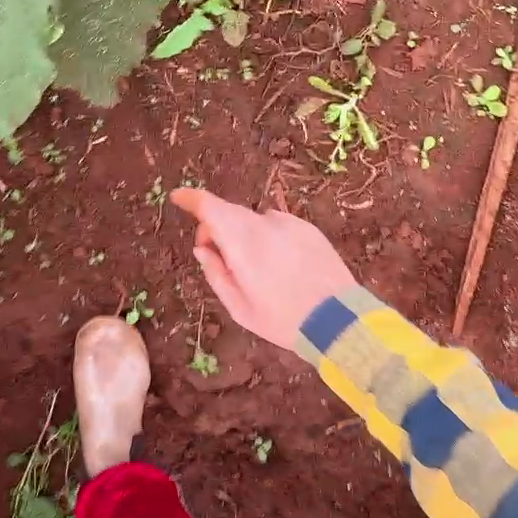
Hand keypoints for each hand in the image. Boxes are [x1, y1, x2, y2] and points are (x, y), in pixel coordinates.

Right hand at [168, 188, 359, 352]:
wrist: (339, 320)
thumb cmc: (283, 319)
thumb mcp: (240, 307)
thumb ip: (216, 273)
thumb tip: (203, 249)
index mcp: (242, 242)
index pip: (210, 207)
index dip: (191, 199)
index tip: (178, 197)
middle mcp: (264, 224)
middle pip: (230, 213)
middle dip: (217, 228)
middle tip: (216, 255)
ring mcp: (289, 223)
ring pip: (254, 221)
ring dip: (245, 235)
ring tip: (258, 270)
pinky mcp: (308, 229)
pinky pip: (278, 226)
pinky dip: (269, 238)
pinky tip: (281, 267)